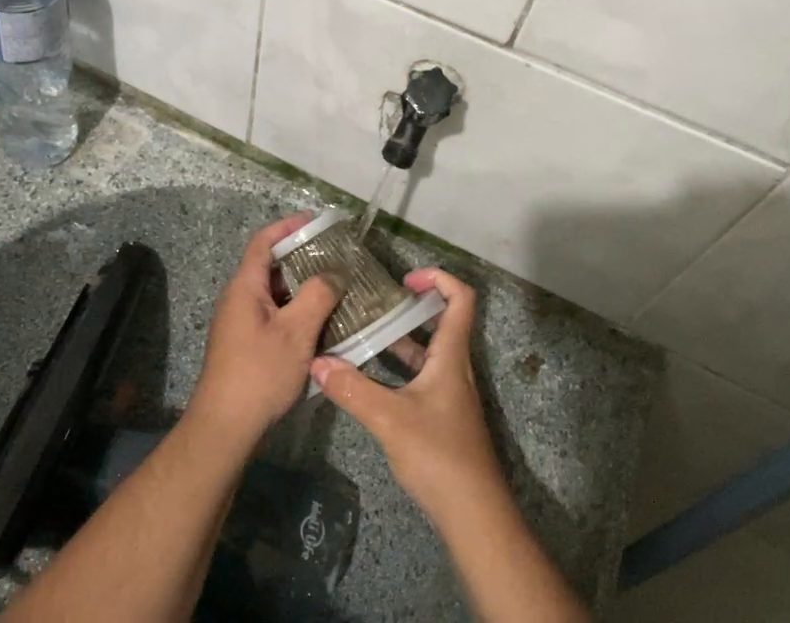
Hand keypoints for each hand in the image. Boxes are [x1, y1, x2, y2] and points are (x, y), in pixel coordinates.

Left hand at [185, 212, 342, 448]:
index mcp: (244, 287)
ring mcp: (241, 323)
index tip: (318, 221)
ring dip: (305, 289)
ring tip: (339, 288)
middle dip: (304, 258)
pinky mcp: (248, 344)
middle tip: (338, 258)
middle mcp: (239, 299)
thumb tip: (334, 272)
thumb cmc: (260, 372)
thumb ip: (317, 296)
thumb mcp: (296, 332)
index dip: (288, 226)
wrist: (226, 426)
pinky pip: (275, 316)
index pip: (264, 242)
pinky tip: (324, 323)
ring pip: (276, 294)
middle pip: (271, 267)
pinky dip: (298, 312)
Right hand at [309, 268, 503, 519]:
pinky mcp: (441, 417)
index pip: (461, 300)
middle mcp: (454, 369)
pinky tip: (367, 378)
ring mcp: (449, 394)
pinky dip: (396, 369)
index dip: (439, 279)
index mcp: (451, 357)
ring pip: (426, 353)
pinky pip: (419, 378)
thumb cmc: (439, 455)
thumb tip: (317, 362)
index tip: (404, 278)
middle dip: (409, 307)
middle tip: (372, 303)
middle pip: (441, 323)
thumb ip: (352, 389)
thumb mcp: (389, 418)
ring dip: (399, 339)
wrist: (472, 512)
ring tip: (361, 333)